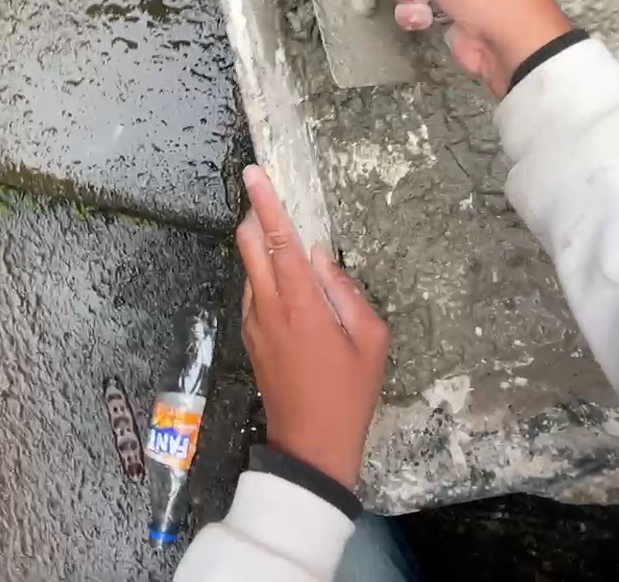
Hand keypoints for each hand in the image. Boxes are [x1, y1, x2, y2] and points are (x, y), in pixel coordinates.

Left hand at [234, 165, 389, 488]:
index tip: (254, 172)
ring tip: (288, 244)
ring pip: (248, 266)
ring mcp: (254, 322)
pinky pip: (253, 291)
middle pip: (248, 244)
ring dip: (260, 245)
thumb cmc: (349, 393)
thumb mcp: (370, 340)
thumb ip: (345, 290)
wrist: (310, 446)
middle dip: (255, 214)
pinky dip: (264, 274)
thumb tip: (320, 256)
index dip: (265, 202)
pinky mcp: (249, 337)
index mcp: (300, 301)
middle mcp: (268, 305)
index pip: (277, 239)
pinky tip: (290, 287)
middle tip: (272, 198)